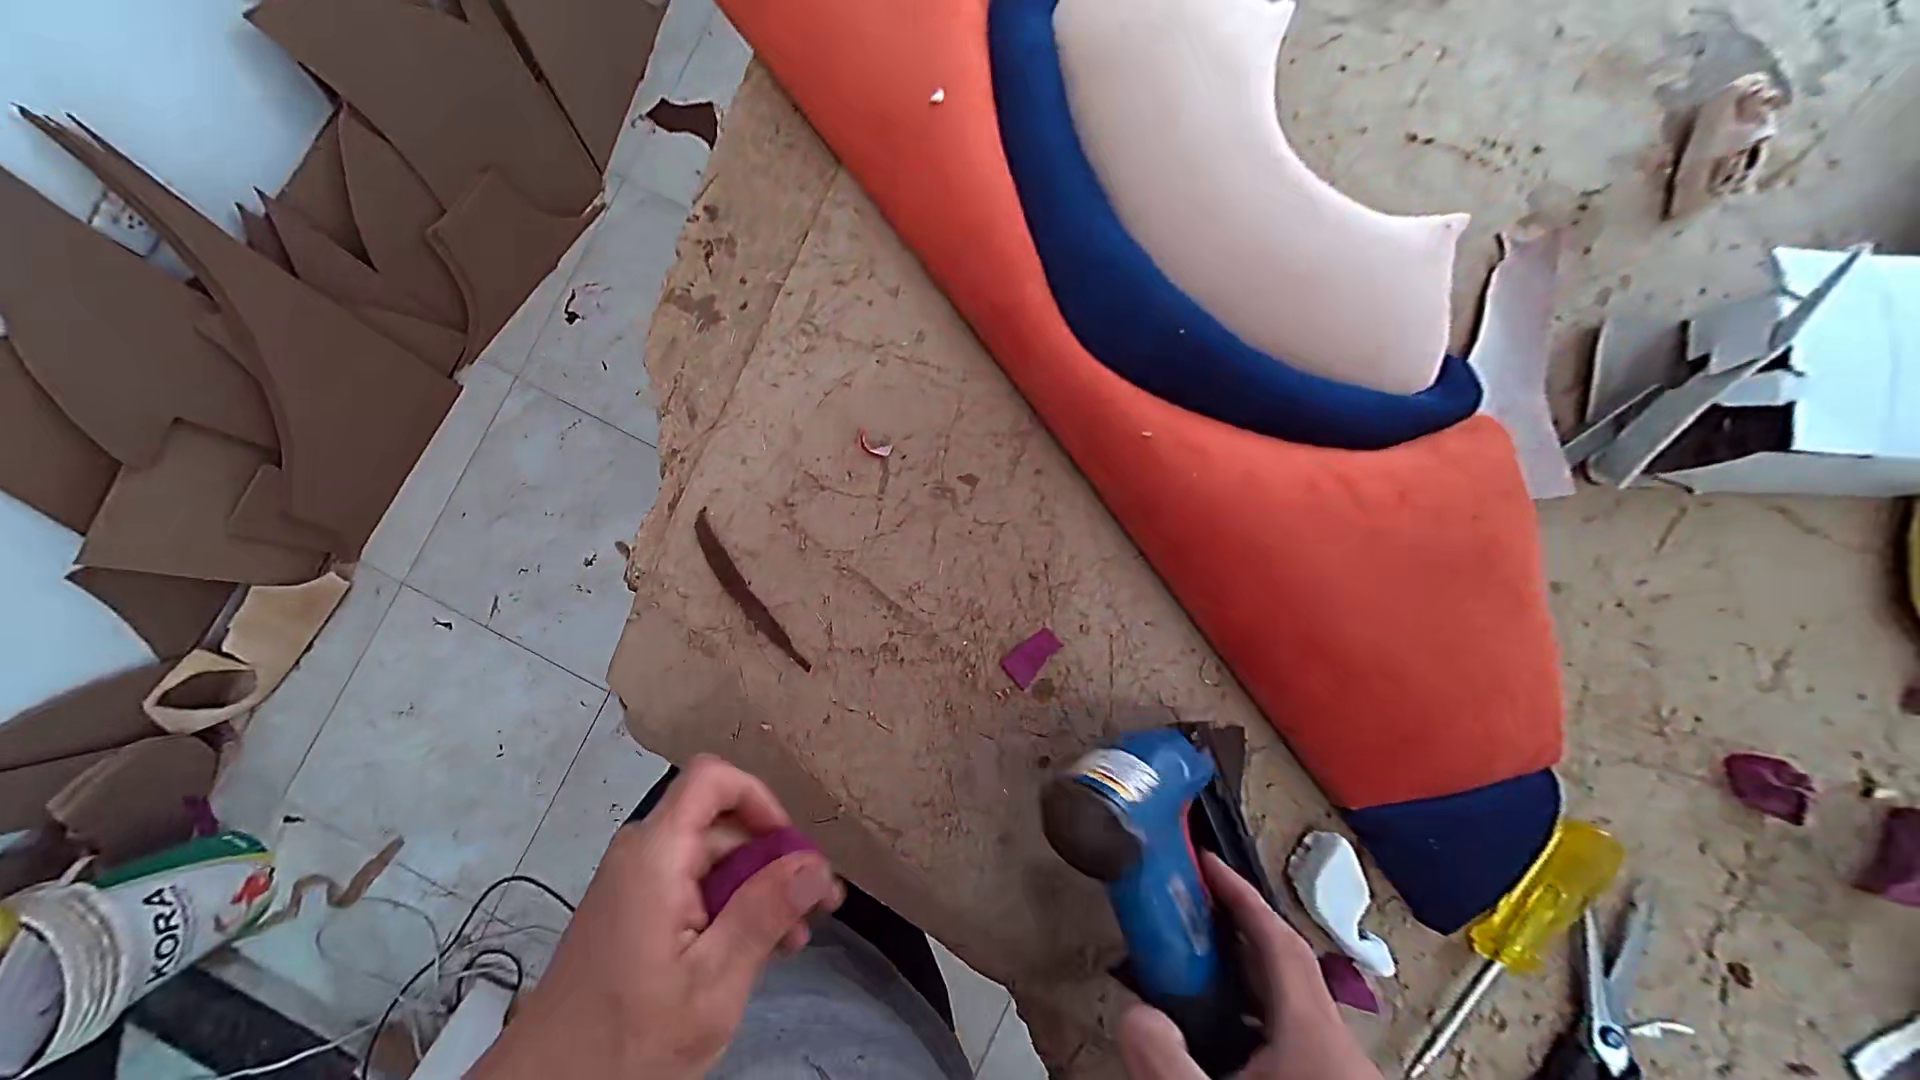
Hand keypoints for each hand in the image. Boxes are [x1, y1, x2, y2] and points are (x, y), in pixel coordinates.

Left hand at [472, 755, 844, 1079]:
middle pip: (723, 822)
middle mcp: (643, 853)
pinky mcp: (635, 910)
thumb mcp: (713, 982)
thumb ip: (766, 912)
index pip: (713, 778)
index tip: (791, 849)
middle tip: (815, 907)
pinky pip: (696, 885)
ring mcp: (637, 882)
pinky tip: (757, 948)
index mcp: (656, 854)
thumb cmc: (626, 1043)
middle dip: (774, 857)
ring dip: (760, 887)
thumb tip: (817, 863)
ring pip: (715, 857)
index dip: (760, 797)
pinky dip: (731, 906)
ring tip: (794, 938)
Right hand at [1119, 853, 1381, 1079]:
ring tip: (1193, 964)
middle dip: (1238, 930)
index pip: (1278, 942)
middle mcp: (1334, 1049)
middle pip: (1286, 968)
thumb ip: (1171, 1066)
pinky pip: (1288, 1039)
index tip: (1204, 862)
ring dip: (1244, 976)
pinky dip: (1251, 1019)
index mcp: (1314, 1038)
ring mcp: (1335, 1073)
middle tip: (1187, 908)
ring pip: (1290, 1006)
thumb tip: (1135, 1014)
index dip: (1240, 896)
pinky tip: (1221, 1040)